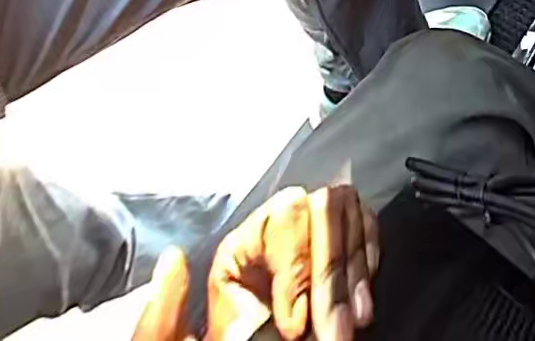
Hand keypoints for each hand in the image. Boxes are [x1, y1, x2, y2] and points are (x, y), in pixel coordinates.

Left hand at [132, 185, 380, 340]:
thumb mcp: (186, 338)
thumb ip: (166, 315)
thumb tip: (171, 262)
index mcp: (242, 241)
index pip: (283, 214)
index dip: (295, 268)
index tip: (294, 326)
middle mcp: (281, 219)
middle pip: (323, 207)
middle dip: (330, 276)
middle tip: (336, 334)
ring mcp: (315, 225)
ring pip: (348, 210)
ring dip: (352, 271)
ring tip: (352, 324)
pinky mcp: (343, 240)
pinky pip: (366, 225)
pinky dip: (367, 259)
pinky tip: (362, 301)